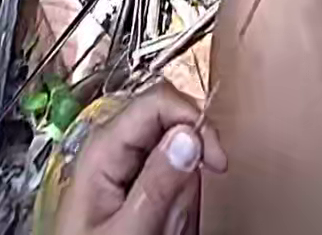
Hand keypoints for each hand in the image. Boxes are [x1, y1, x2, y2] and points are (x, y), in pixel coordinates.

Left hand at [52, 83, 228, 234]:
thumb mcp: (124, 234)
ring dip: (182, 187)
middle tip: (186, 204)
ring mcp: (124, 159)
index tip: (216, 157)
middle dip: (189, 159)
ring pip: (174, 148)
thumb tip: (189, 134)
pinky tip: (163, 223)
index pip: (158, 100)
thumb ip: (156, 186)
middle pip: (170, 119)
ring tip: (164, 224)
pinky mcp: (133, 177)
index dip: (193, 118)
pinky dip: (177, 197)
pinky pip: (169, 173)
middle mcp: (114, 143)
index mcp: (104, 145)